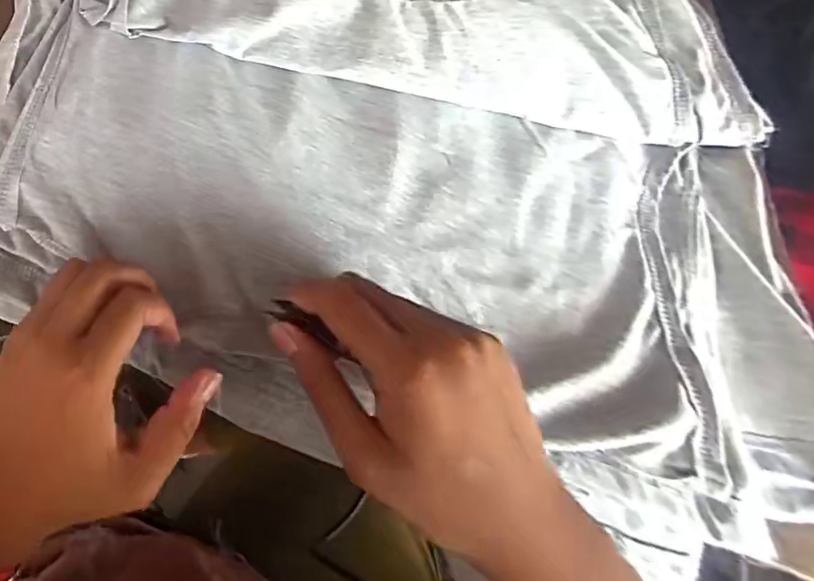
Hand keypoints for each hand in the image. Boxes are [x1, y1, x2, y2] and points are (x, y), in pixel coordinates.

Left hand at [0, 259, 222, 570]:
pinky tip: (96, 317)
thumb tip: (210, 375)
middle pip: (103, 272)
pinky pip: (55, 287)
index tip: (171, 337)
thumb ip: (180, 425)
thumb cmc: (72, 487)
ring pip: (76, 269)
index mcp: (85, 372)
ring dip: (109, 277)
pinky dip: (83, 287)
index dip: (162, 309)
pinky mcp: (17, 331)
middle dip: (139, 280)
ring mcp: (31, 329)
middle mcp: (55, 339)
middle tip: (155, 310)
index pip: (131, 304)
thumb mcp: (139, 476)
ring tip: (128, 307)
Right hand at [271, 275, 635, 580]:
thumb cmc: (437, 498)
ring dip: (363, 314)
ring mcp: (470, 336)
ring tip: (356, 356)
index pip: (342, 301)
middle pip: (364, 290)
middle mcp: (443, 338)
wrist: (529, 524)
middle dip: (330, 302)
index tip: (283, 305)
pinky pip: (421, 315)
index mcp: (410, 369)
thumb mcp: (363, 454)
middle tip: (313, 335)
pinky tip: (399, 366)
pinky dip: (396, 326)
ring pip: (391, 299)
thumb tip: (283, 330)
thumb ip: (320, 383)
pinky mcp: (486, 341)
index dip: (305, 294)